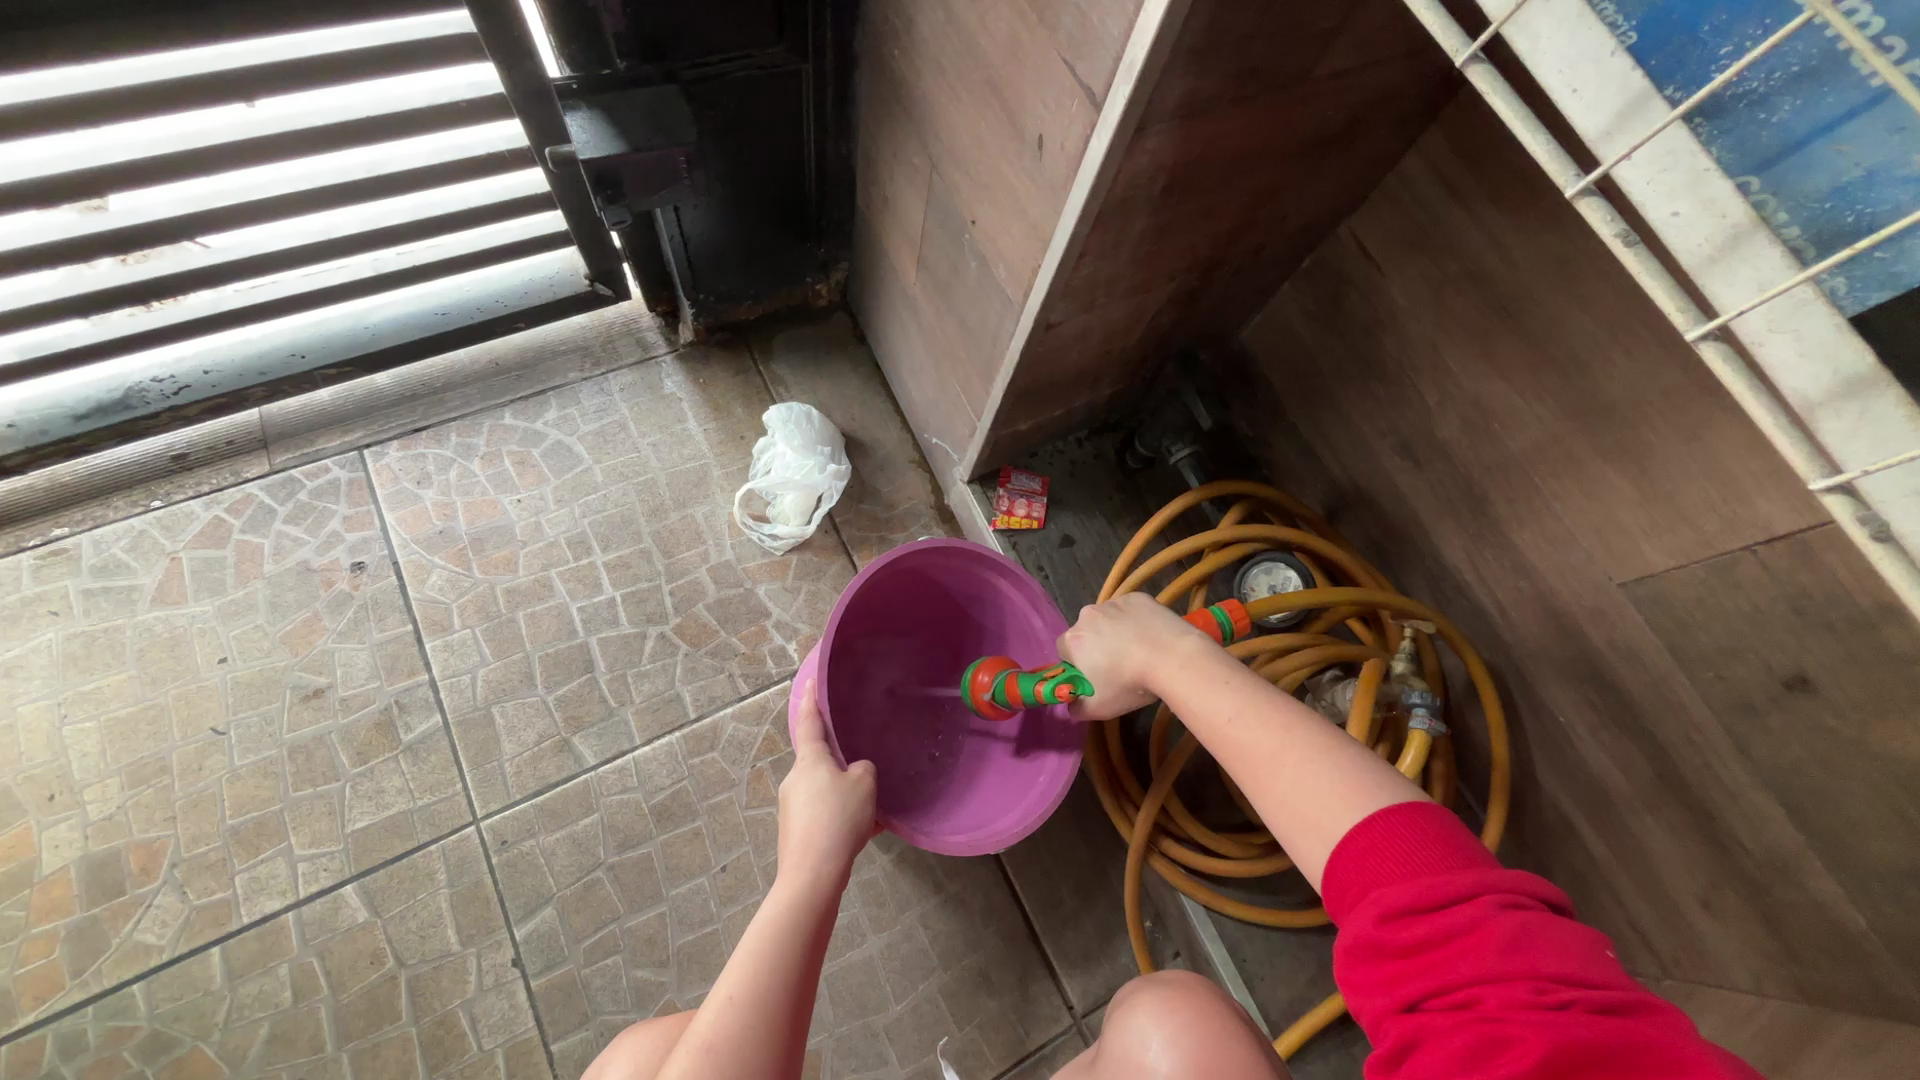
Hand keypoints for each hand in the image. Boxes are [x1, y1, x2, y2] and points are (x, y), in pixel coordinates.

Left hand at [777, 680, 878, 894]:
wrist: (812, 874)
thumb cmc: (838, 819)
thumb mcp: (864, 785)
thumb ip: (863, 769)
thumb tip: (855, 773)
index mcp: (810, 760)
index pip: (809, 721)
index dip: (812, 700)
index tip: (811, 682)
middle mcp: (796, 779)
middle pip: (820, 762)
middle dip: (841, 764)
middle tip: (864, 767)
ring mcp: (792, 808)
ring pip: (825, 792)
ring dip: (846, 796)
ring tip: (874, 810)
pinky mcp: (796, 832)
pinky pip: (825, 816)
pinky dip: (843, 819)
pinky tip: (866, 833)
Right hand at [1057, 593, 1209, 721]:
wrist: (1174, 658)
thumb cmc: (1130, 684)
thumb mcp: (1098, 709)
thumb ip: (1076, 709)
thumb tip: (1071, 705)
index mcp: (1073, 640)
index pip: (1065, 651)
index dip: (1078, 665)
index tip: (1095, 677)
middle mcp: (1088, 615)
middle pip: (1086, 632)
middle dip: (1097, 646)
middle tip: (1119, 666)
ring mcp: (1114, 602)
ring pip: (1109, 619)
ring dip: (1116, 632)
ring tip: (1139, 651)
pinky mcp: (1138, 597)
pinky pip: (1130, 610)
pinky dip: (1136, 621)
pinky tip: (1151, 636)